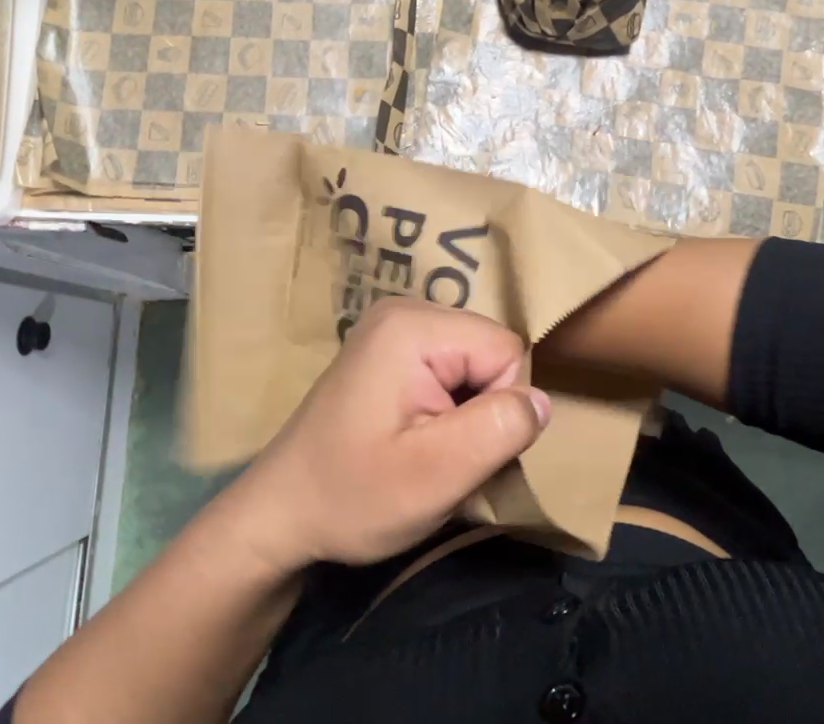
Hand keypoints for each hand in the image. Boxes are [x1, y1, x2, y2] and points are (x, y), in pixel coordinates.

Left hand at [221, 297, 551, 569]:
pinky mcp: (388, 352)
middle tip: (439, 458)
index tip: (457, 452)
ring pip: (475, 366)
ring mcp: (393, 329)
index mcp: (413, 326)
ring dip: (466, 415)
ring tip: (423, 452)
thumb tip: (543, 401)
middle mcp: (405, 311)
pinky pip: (450, 371)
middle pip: (491, 354)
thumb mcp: (436, 475)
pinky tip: (413, 440)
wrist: (280, 513)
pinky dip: (447, 411)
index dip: (500, 409)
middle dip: (483, 411)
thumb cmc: (353, 496)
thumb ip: (499, 430)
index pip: (507, 351)